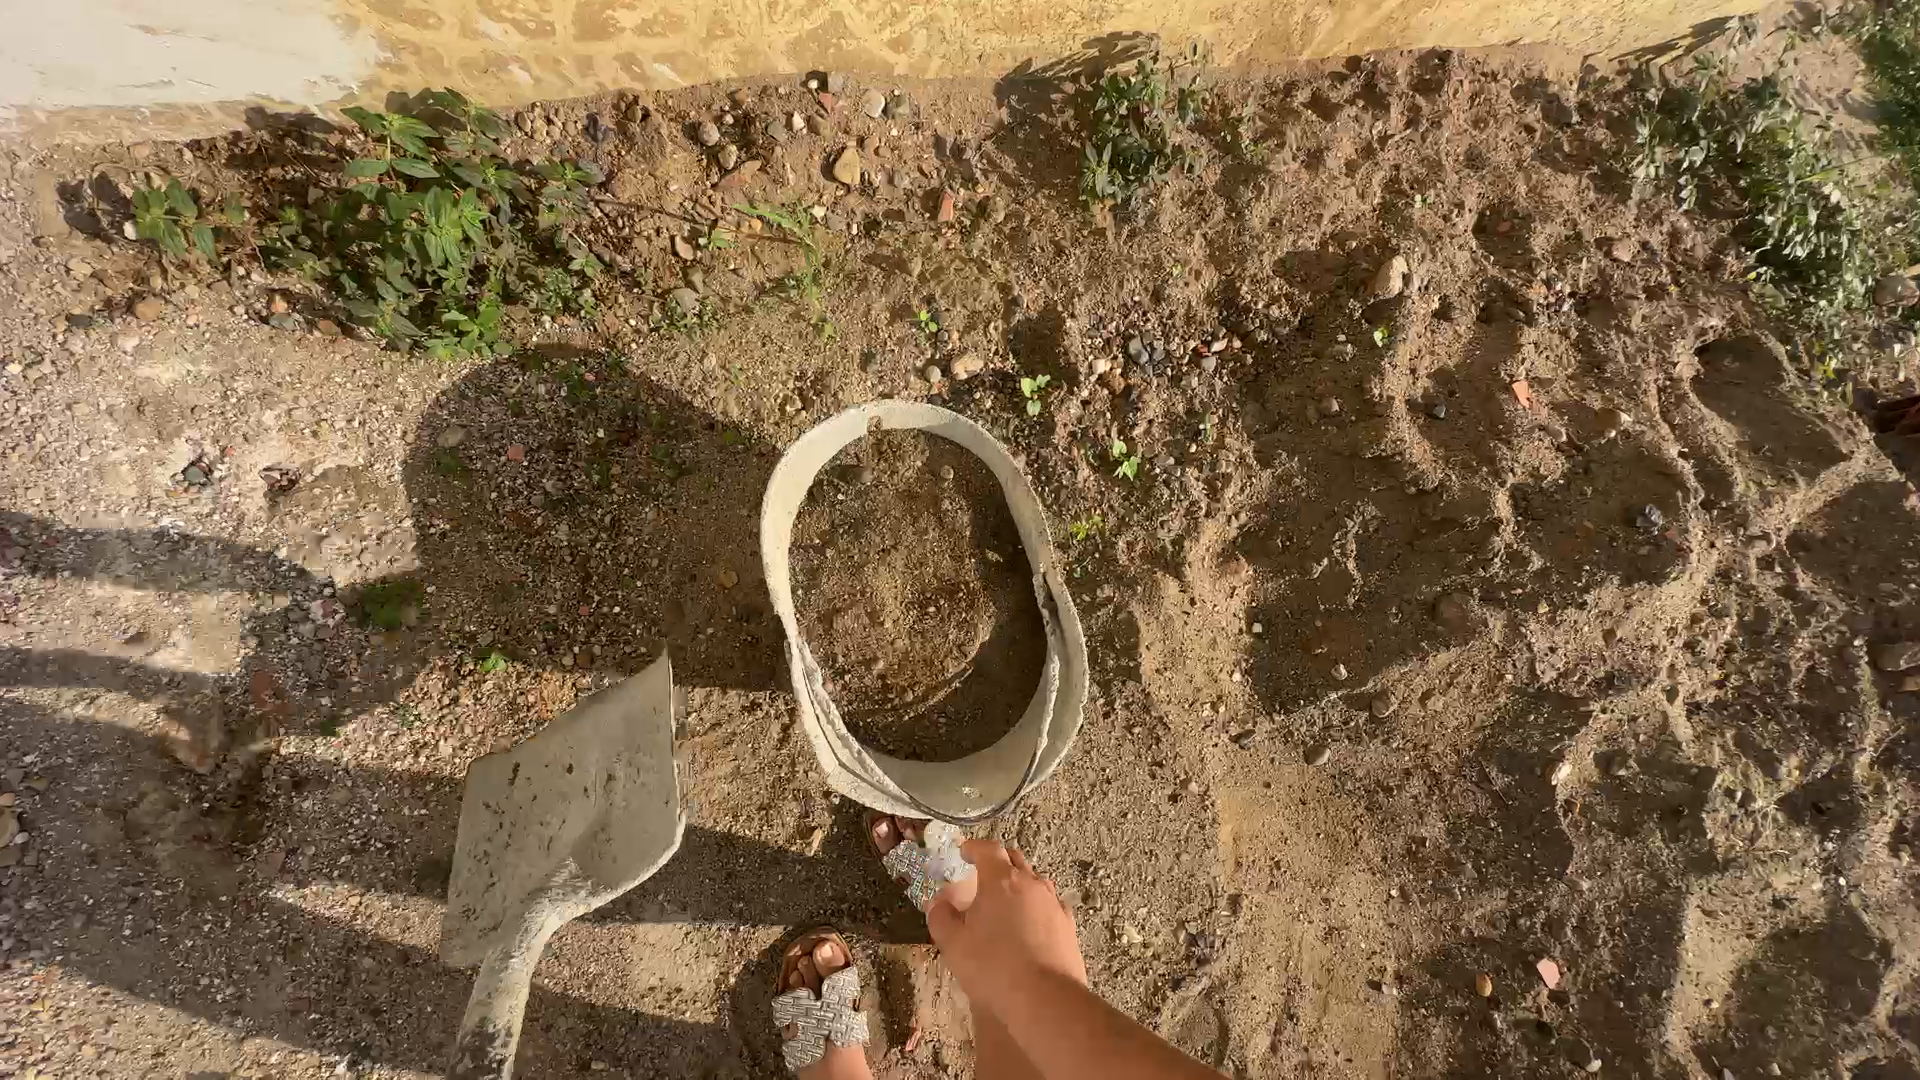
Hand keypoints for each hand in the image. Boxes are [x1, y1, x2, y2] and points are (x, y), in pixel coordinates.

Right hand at [926, 839, 1086, 1007]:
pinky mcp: (1067, 924)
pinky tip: (1030, 925)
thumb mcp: (954, 945)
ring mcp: (1052, 902)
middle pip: (1014, 859)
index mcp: (1000, 880)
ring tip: (1005, 903)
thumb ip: (942, 919)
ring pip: (1034, 880)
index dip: (974, 847)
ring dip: (1018, 883)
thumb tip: (937, 903)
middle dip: (997, 862)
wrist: (1046, 999)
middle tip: (983, 875)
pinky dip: (1036, 906)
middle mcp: (1030, 882)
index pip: (988, 849)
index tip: (964, 851)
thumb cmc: (994, 968)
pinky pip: (1049, 904)